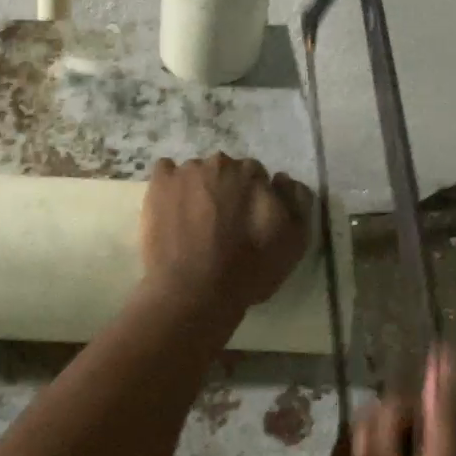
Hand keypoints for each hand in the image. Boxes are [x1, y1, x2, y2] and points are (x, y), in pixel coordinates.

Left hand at [139, 154, 311, 314]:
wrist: (194, 292)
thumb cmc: (249, 270)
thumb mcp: (295, 242)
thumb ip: (297, 201)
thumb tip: (282, 178)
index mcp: (252, 173)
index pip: (256, 176)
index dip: (252, 199)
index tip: (246, 222)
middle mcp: (219, 163)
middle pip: (225, 171)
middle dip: (225, 190)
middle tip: (221, 224)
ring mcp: (185, 171)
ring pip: (197, 173)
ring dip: (198, 189)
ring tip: (193, 223)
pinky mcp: (158, 184)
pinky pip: (166, 172)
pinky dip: (170, 185)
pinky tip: (171, 209)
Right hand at [350, 348, 455, 455]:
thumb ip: (446, 414)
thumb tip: (444, 350)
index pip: (433, 389)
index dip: (416, 403)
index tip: (406, 426)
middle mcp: (438, 441)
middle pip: (401, 402)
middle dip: (387, 430)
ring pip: (378, 418)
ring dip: (371, 446)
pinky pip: (363, 437)